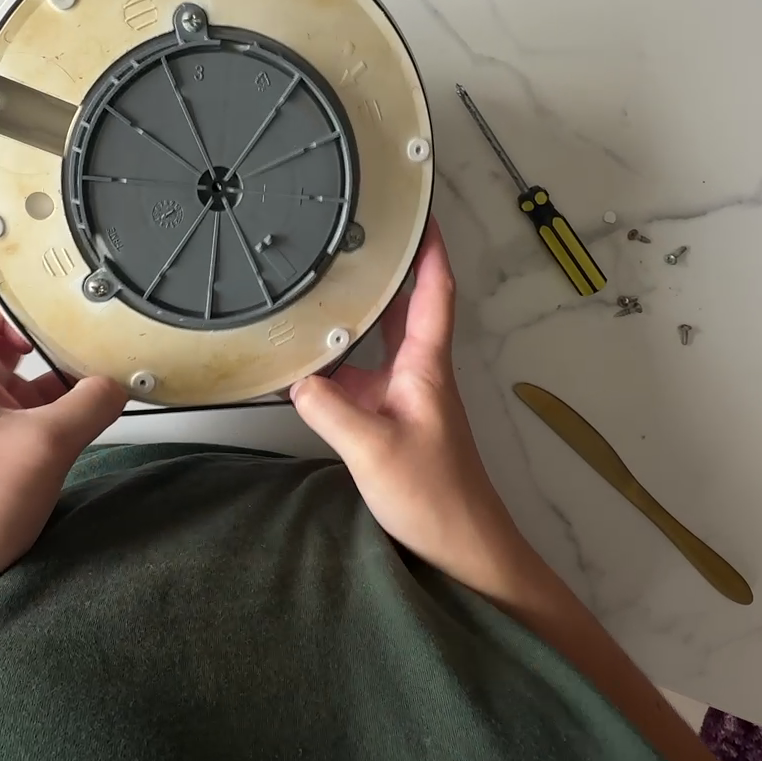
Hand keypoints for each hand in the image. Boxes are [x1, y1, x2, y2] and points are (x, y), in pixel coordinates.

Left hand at [0, 293, 126, 602]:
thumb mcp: (46, 443)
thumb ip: (90, 404)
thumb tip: (120, 384)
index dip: (10, 304)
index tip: (53, 319)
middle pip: (11, 341)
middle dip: (54, 340)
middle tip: (93, 344)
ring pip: (32, 378)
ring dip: (67, 379)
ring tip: (106, 380)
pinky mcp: (6, 447)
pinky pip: (41, 412)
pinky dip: (68, 409)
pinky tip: (97, 416)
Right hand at [291, 222, 540, 599]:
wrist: (463, 545)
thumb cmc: (436, 497)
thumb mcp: (372, 448)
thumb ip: (330, 410)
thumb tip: (298, 382)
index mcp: (426, 368)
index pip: (435, 293)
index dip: (430, 250)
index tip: (420, 215)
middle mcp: (419, 375)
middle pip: (406, 310)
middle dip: (390, 273)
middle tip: (361, 242)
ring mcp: (407, 399)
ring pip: (380, 346)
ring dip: (360, 320)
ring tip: (325, 296)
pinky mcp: (394, 422)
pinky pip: (363, 381)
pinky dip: (340, 368)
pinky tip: (312, 371)